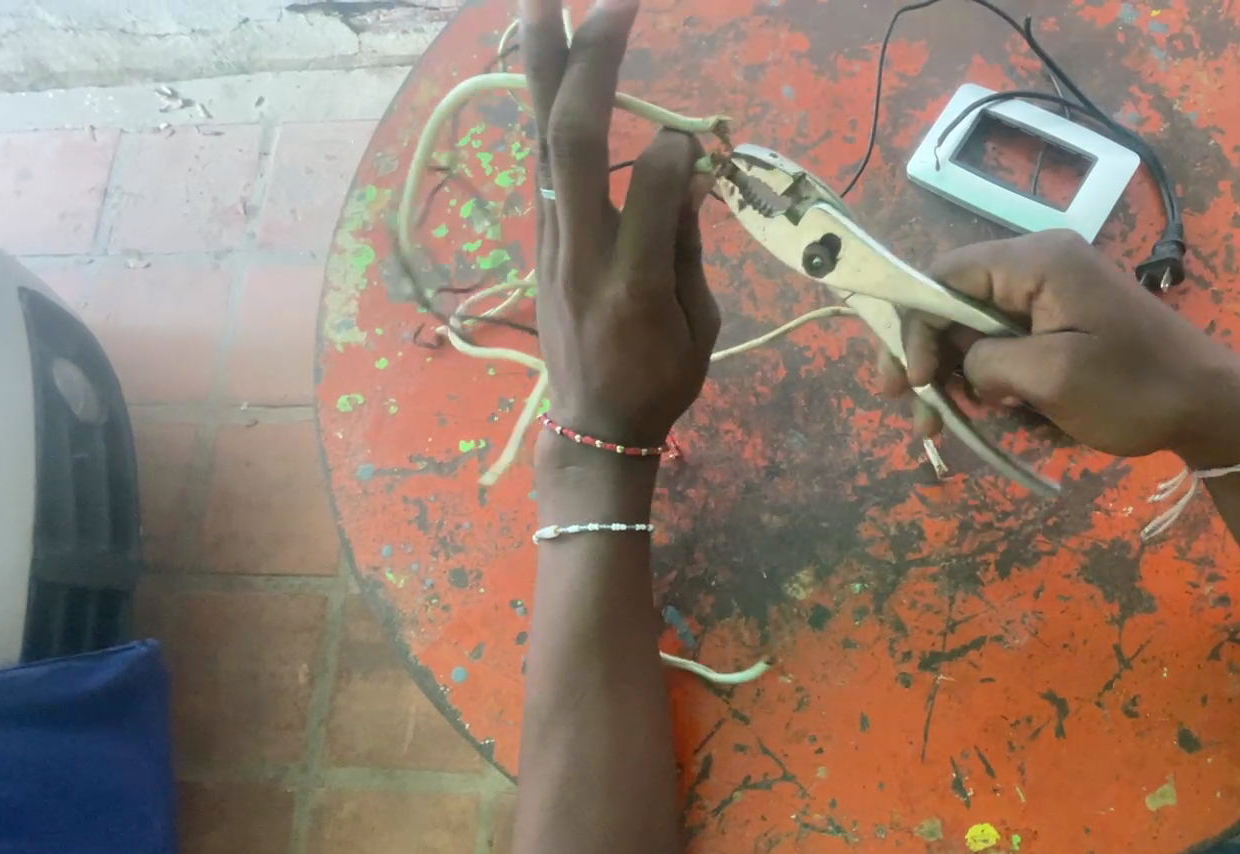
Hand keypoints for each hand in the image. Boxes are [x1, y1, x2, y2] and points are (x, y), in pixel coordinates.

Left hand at [522, 0, 720, 448]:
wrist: (593, 424)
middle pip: (574, 142)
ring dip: (542, 63)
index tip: (699, 149)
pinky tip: (544, 66)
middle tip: (614, 0)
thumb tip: (684, 180)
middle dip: (592, 62)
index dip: (678, 156)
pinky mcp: (539, 242)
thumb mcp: (699, 330)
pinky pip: (539, 164)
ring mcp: (551, 244)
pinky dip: (542, 106)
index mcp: (635, 287)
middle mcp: (581, 254)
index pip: (654, 191)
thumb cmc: (659, 384)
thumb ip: (689, 252)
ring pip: (541, 141)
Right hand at [880, 231, 1239, 469]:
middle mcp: (1037, 270)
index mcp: (1037, 262)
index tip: (915, 380)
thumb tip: (962, 367)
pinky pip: (1004, 353)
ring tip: (955, 427)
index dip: (915, 325)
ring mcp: (1048, 300)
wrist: (1205, 405)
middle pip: (953, 308)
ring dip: (959, 382)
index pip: (945, 275)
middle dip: (929, 361)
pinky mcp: (1057, 330)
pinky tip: (1001, 418)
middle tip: (917, 414)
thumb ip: (988, 362)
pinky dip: (992, 387)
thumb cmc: (1133, 388)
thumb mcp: (1052, 377)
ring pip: (974, 337)